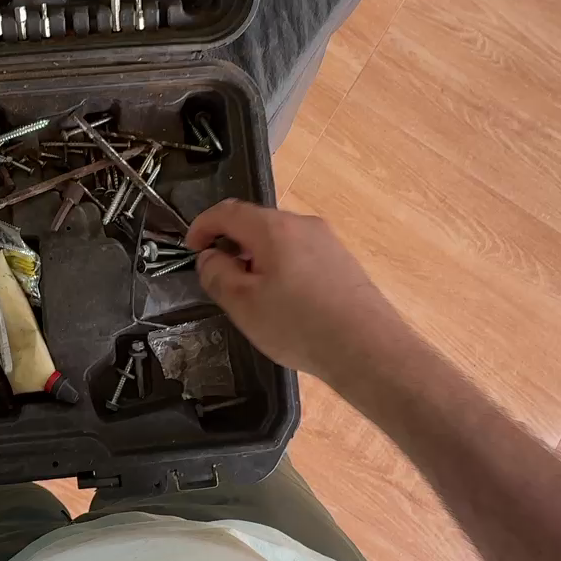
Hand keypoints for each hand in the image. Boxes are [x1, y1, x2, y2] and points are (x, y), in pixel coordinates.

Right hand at [187, 200, 410, 384]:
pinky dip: (280, 266)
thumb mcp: (243, 304)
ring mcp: (327, 241)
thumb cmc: (298, 325)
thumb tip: (210, 256)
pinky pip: (300, 253)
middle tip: (219, 276)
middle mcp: (302, 224)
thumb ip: (217, 274)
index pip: (227, 211)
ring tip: (251, 293)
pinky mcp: (342, 262)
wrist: (369, 350)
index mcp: (274, 228)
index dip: (203, 226)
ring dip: (256, 257)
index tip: (191, 249)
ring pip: (279, 239)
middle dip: (231, 243)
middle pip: (255, 222)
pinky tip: (284, 301)